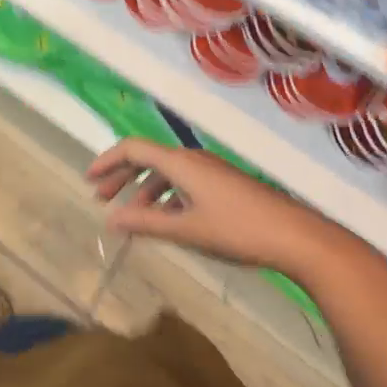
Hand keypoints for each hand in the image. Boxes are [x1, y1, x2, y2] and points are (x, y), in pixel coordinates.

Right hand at [87, 139, 347, 274]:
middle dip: (122, 176)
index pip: (133, 149)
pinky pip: (183, 182)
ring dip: (144, 189)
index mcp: (180, 163)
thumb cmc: (238, 231)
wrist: (297, 237)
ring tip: (131, 215)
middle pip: (148, 158)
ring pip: (167, 172)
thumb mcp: (186, 230)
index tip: (89, 179)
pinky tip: (166, 220)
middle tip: (101, 198)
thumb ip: (146, 223)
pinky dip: (165, 196)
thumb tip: (110, 219)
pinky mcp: (225, 186)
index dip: (108, 161)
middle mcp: (193, 159)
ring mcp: (211, 171)